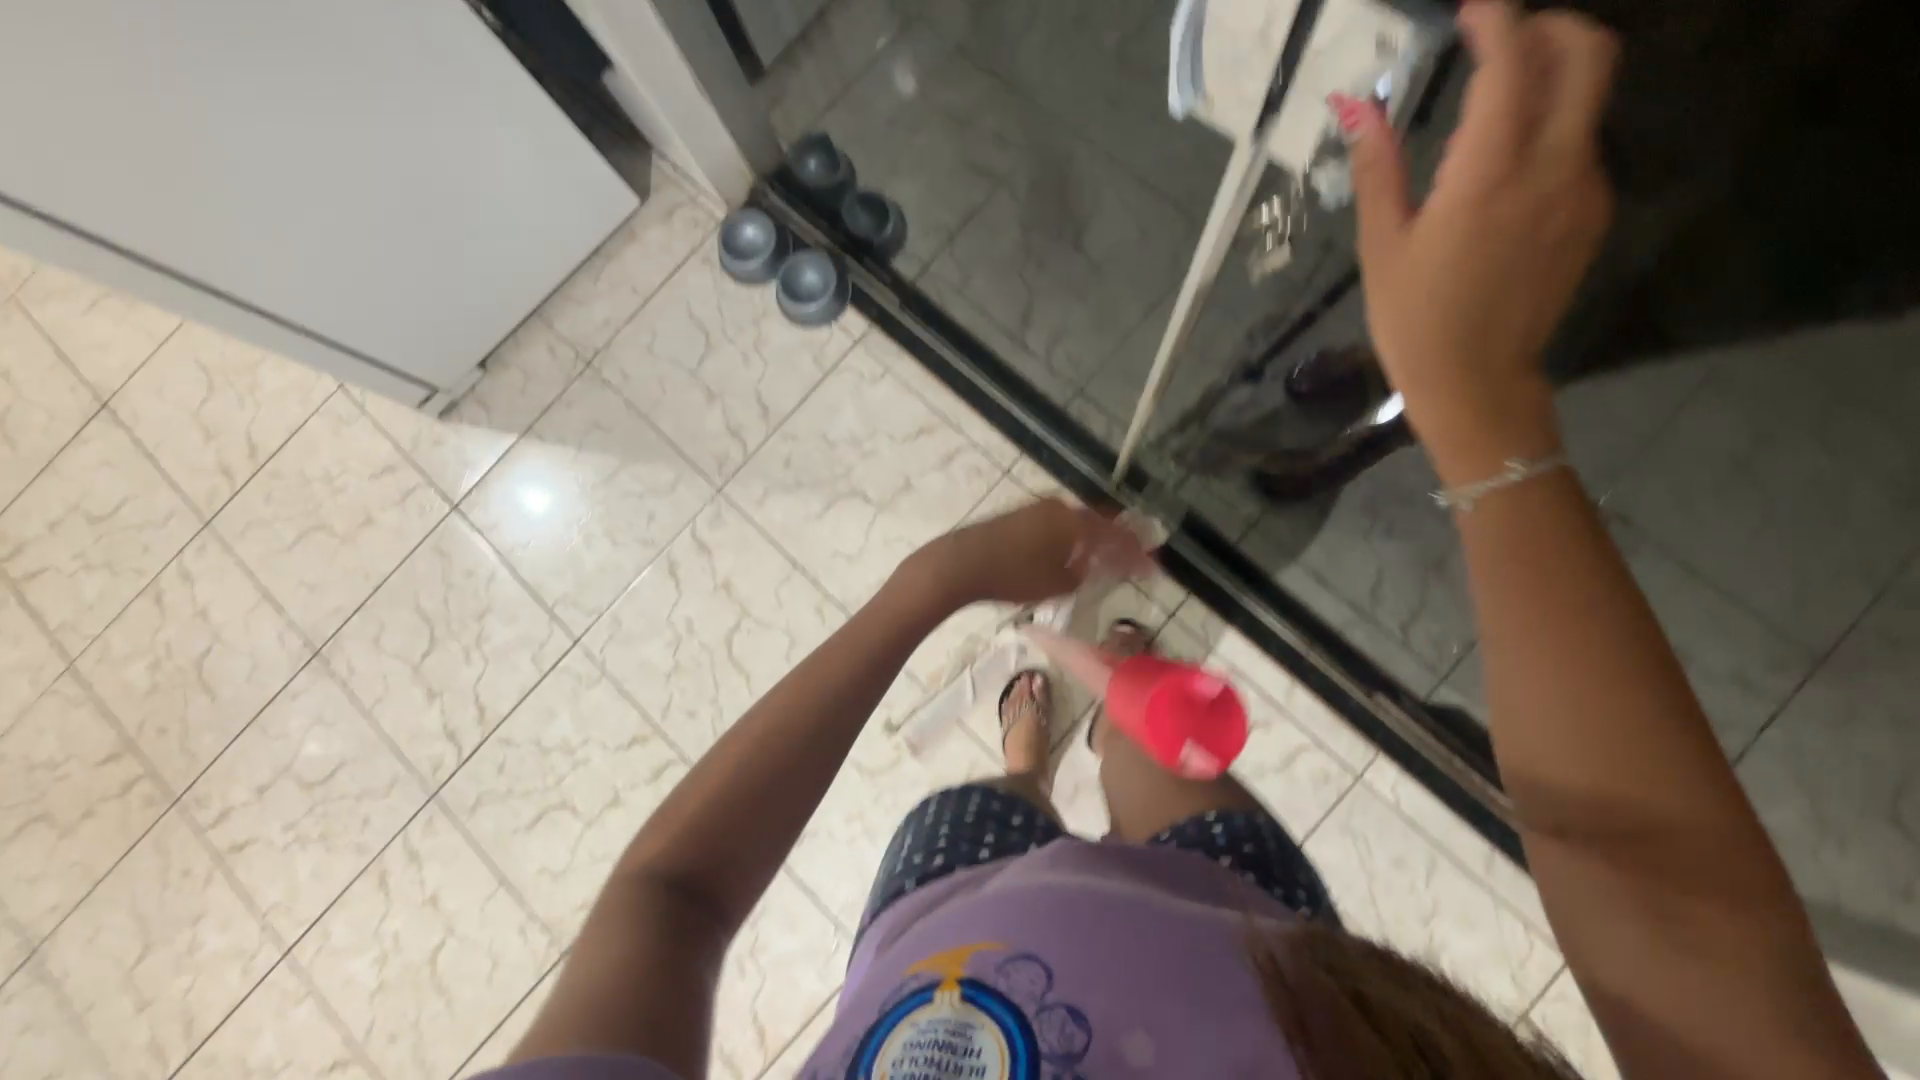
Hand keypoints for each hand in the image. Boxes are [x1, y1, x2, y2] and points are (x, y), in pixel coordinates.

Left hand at [901, 496, 1155, 608]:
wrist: (960, 563)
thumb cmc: (1013, 575)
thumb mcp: (1058, 584)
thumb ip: (1083, 573)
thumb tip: (1091, 566)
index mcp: (1076, 521)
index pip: (1117, 536)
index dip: (1137, 553)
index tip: (1152, 567)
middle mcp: (1060, 507)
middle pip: (1098, 522)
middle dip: (1117, 540)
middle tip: (1133, 556)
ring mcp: (1036, 508)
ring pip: (1075, 522)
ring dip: (1091, 539)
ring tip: (1103, 557)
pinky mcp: (1016, 516)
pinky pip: (1055, 525)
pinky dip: (1069, 538)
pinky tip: (1067, 553)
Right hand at [1339, 1, 1619, 480]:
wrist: (1477, 384)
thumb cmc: (1414, 319)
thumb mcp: (1382, 245)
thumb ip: (1378, 167)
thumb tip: (1353, 107)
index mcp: (1489, 175)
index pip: (1512, 64)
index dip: (1495, 20)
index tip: (1472, 9)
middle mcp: (1553, 168)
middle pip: (1587, 55)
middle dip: (1549, 28)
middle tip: (1502, 38)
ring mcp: (1584, 190)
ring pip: (1588, 98)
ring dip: (1549, 80)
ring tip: (1489, 113)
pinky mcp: (1593, 214)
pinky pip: (1581, 145)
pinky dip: (1550, 130)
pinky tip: (1504, 171)